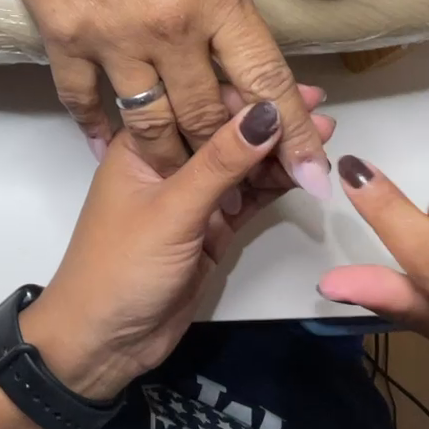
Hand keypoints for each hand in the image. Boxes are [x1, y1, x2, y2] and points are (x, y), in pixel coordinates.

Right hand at [0, 0, 352, 194]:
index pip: (266, 80)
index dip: (294, 134)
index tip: (313, 178)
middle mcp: (169, 29)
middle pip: (208, 114)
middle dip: (229, 156)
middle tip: (239, 182)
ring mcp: (114, 39)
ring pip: (148, 121)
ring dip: (168, 156)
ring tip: (179, 176)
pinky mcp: (66, 39)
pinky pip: (81, 99)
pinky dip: (93, 129)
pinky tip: (104, 147)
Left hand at [21, 88, 336, 399]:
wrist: (104, 342)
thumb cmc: (123, 266)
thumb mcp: (173, 210)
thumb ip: (221, 162)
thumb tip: (269, 109)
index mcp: (142, 143)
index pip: (198, 105)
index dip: (244, 95)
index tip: (289, 87)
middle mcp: (168, 162)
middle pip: (224, 132)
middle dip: (269, 122)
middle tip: (319, 110)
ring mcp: (190, 197)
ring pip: (241, 166)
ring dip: (278, 154)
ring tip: (325, 138)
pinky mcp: (209, 228)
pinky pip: (247, 198)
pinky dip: (274, 187)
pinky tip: (304, 172)